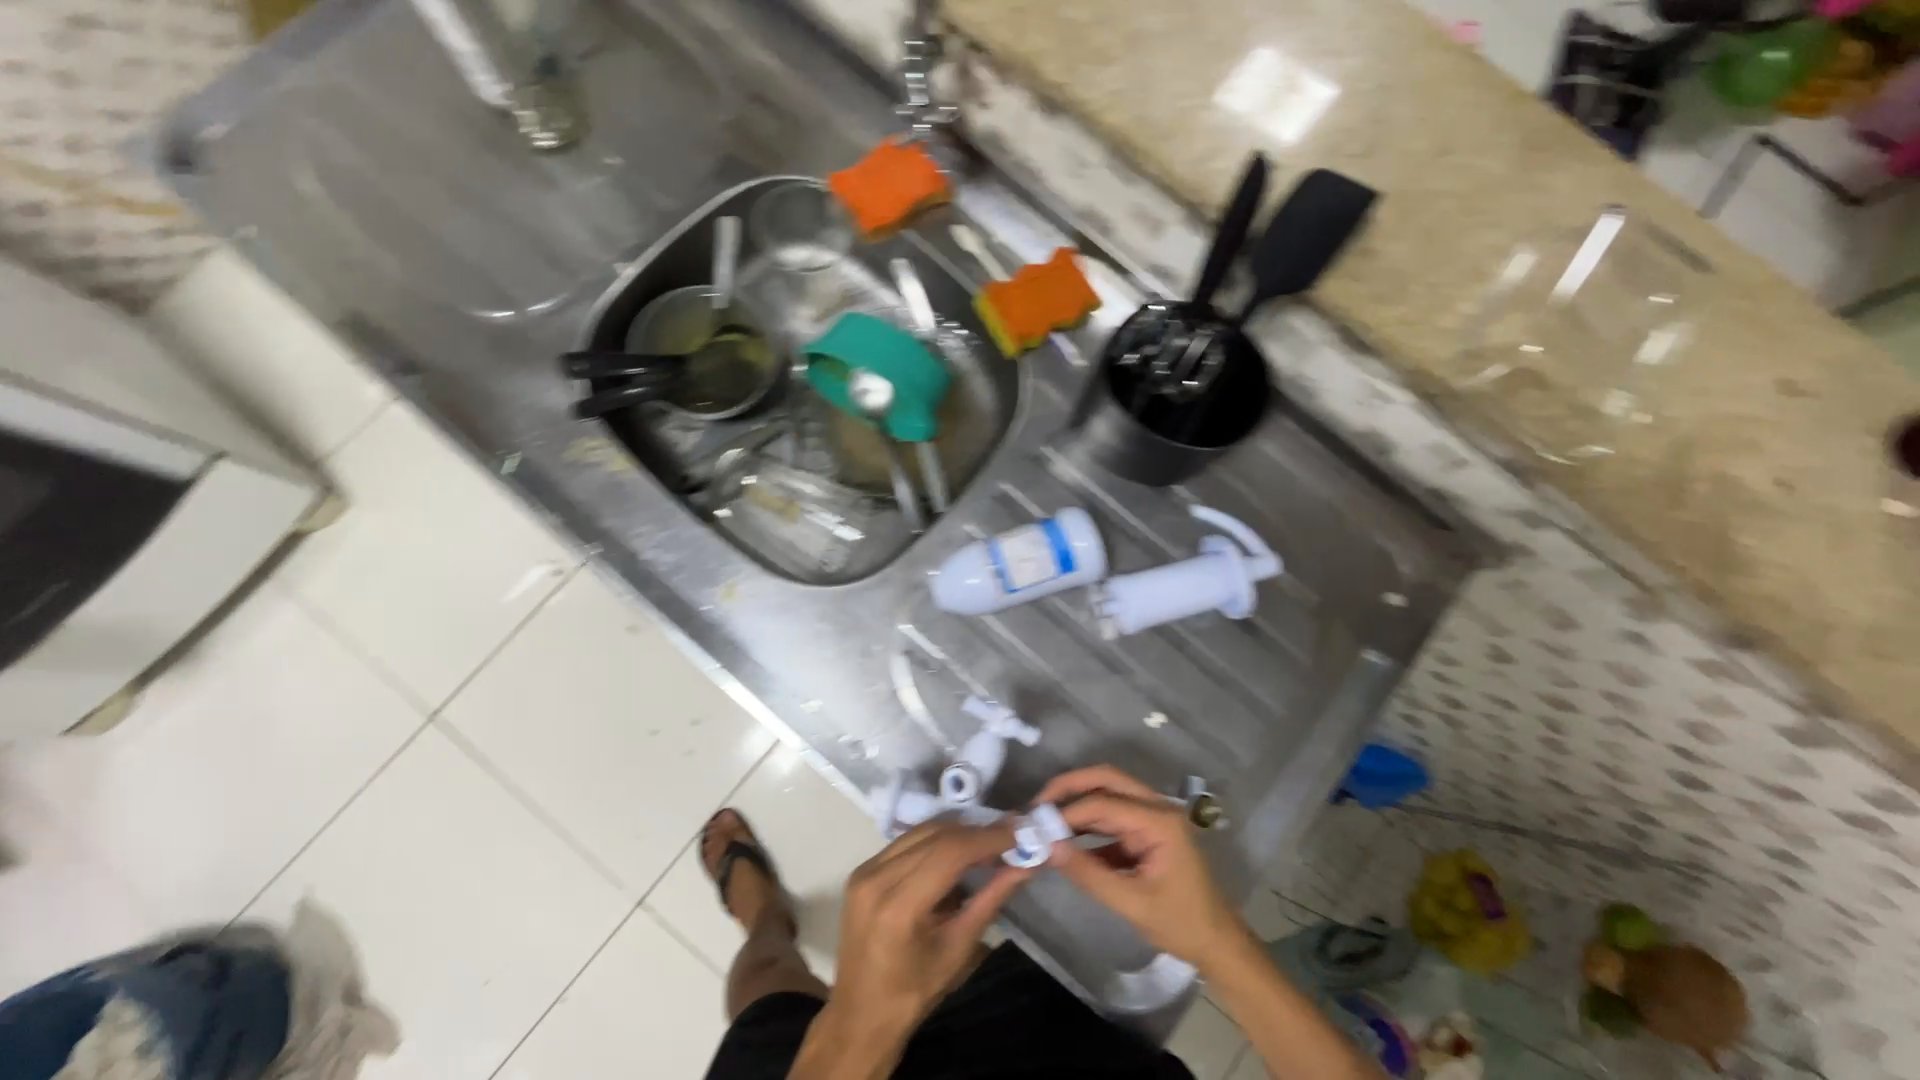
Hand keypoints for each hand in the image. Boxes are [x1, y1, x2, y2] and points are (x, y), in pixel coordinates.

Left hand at [829, 821, 1030, 1037]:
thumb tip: (1025, 866)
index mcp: (898, 907)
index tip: (1021, 834)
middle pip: (935, 835)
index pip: (949, 852)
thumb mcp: (958, 950)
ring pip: (920, 833)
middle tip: (1010, 839)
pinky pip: (906, 843)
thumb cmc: (913, 993)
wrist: (861, 1014)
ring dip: (957, 834)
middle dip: (977, 833)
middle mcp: (875, 879)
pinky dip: (936, 843)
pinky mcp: (862, 871)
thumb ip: (990, 900)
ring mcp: (864, 872)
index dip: (988, 838)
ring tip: (989, 846)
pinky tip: (958, 855)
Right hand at [1033, 766, 1250, 974]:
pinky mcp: (1147, 834)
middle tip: (1037, 804)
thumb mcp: (1132, 903)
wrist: (1217, 943)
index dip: (1068, 813)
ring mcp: (1153, 819)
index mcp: (1159, 821)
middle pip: (1107, 780)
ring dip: (1078, 805)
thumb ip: (1089, 874)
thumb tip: (1049, 848)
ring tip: (1045, 821)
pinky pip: (1112, 818)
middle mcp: (1157, 809)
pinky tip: (1066, 840)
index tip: (1037, 827)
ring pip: (1108, 795)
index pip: (1104, 804)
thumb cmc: (1182, 923)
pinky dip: (1088, 825)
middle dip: (1070, 787)